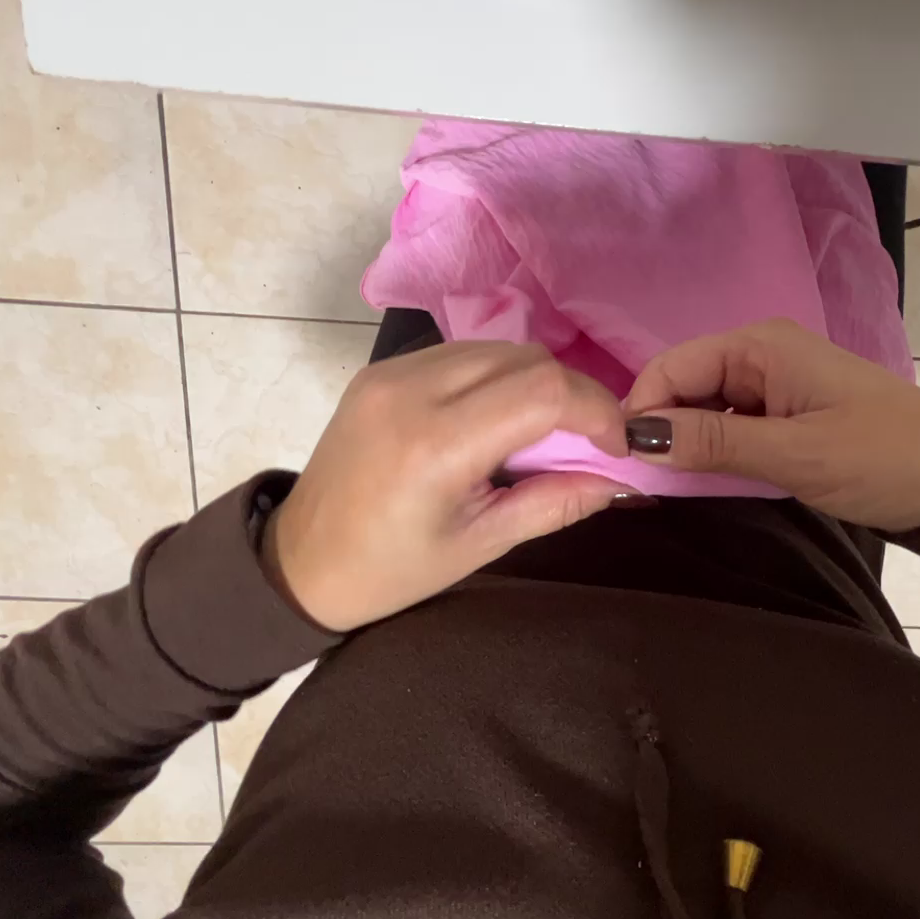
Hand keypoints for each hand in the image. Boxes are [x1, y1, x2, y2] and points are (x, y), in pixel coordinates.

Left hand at [264, 342, 630, 631]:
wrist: (299, 561)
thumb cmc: (392, 570)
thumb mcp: (481, 544)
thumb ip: (555, 503)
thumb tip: (620, 480)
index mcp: (436, 444)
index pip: (543, 391)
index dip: (597, 410)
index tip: (616, 445)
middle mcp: (411, 389)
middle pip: (527, 358)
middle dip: (574, 395)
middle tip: (586, 442)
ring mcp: (391, 371)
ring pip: (499, 348)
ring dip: (538, 383)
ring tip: (544, 433)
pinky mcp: (382, 369)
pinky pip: (464, 354)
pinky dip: (500, 378)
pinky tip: (499, 418)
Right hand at [622, 320, 919, 530]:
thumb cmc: (882, 458)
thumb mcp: (795, 454)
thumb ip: (715, 443)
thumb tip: (637, 438)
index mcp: (761, 347)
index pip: (671, 368)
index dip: (639, 410)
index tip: (619, 462)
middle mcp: (759, 357)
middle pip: (681, 387)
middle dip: (657, 429)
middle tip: (637, 483)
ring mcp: (769, 388)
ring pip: (701, 411)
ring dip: (682, 444)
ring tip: (662, 488)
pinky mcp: (780, 417)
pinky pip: (726, 428)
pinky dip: (709, 453)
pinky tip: (699, 481)